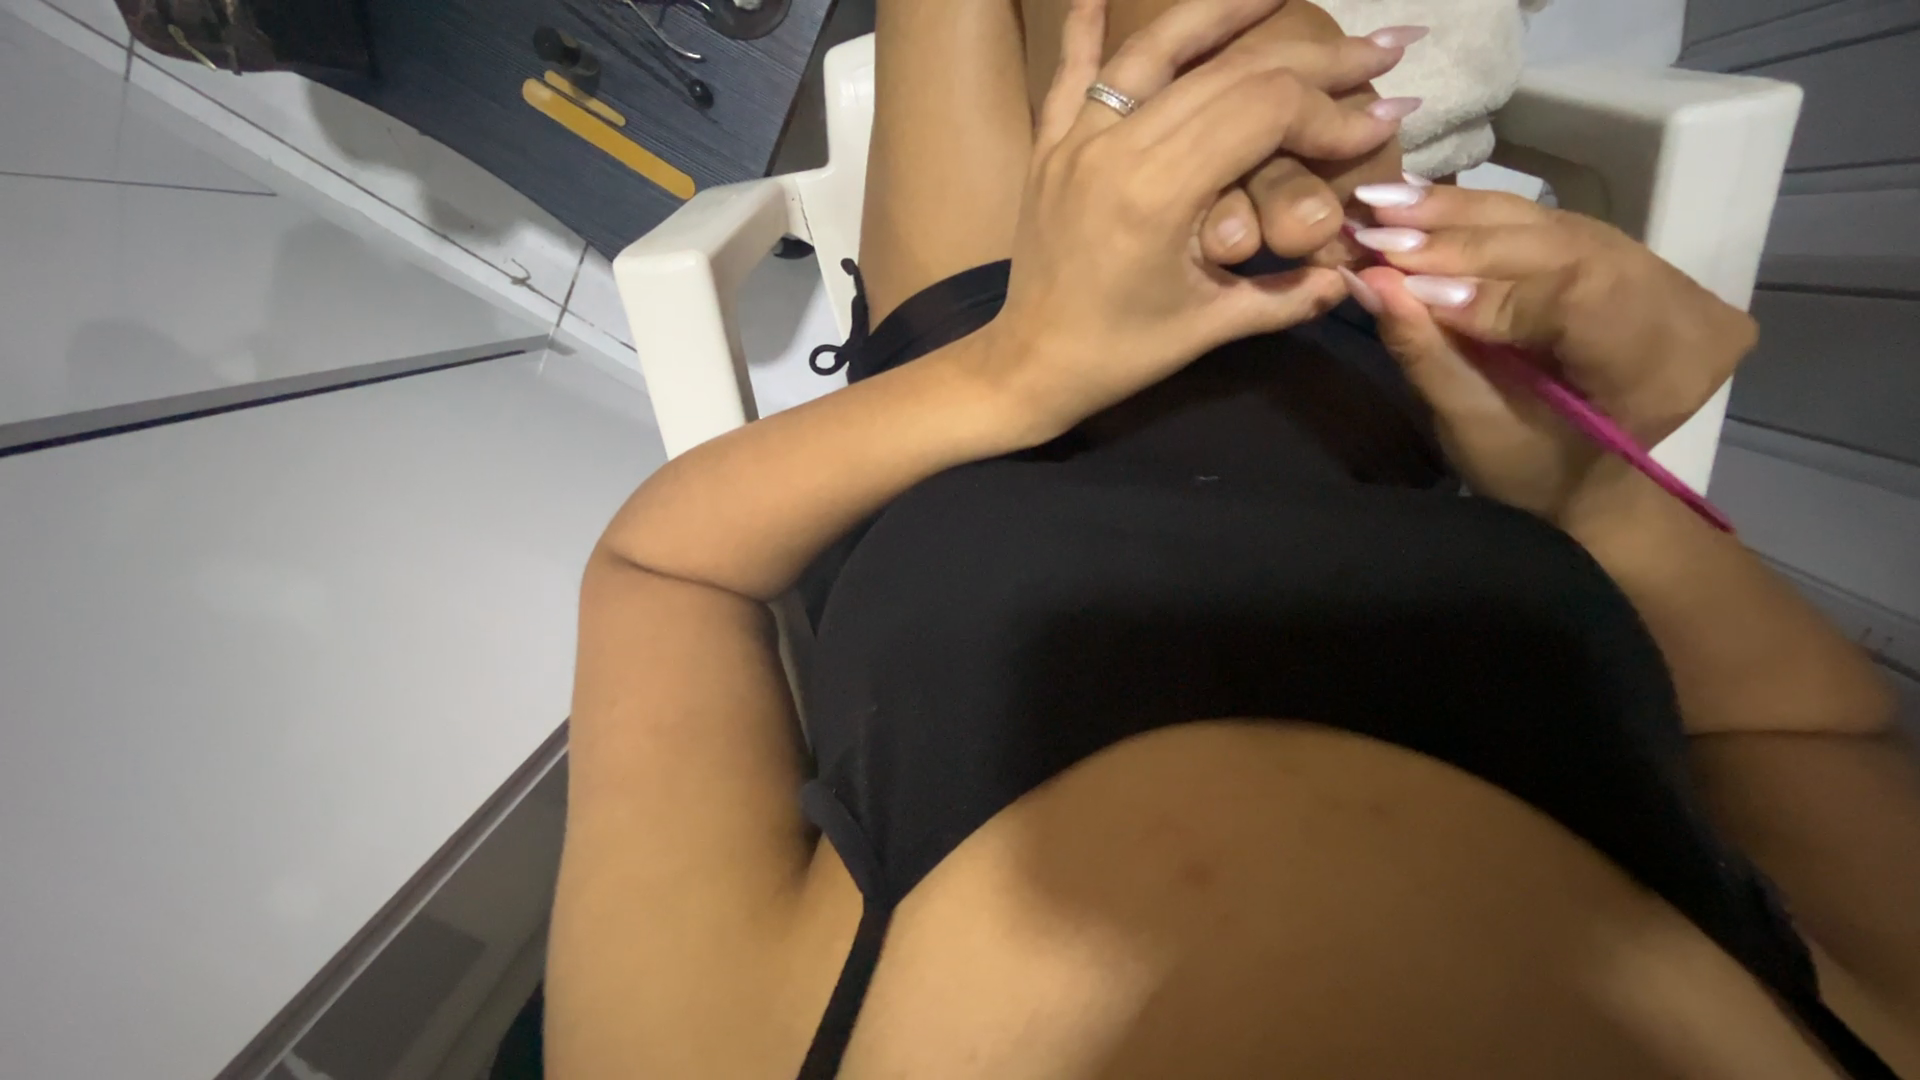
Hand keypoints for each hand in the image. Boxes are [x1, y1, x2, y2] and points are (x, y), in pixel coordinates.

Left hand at [976, 0, 1408, 445]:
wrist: (1027, 369)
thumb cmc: (1115, 358)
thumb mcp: (1206, 330)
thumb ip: (1283, 297)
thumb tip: (1356, 273)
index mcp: (1157, 195)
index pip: (1264, 113)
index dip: (1331, 112)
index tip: (1381, 120)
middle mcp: (1114, 150)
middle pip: (1228, 73)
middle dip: (1312, 59)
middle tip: (1376, 50)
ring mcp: (1073, 144)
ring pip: (1154, 49)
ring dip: (1221, 9)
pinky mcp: (1047, 152)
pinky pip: (1069, 78)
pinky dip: (1085, 32)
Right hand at [1341, 183, 1758, 522]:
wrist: (1581, 480)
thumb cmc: (1526, 471)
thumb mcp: (1469, 423)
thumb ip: (1425, 351)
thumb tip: (1368, 280)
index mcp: (1659, 367)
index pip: (1575, 299)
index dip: (1483, 285)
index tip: (1397, 274)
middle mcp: (1686, 307)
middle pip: (1566, 249)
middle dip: (1462, 239)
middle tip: (1377, 223)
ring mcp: (1668, 275)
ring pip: (1558, 226)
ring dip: (1464, 215)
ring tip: (1387, 203)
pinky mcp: (1634, 258)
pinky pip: (1557, 225)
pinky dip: (1483, 217)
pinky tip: (1424, 204)